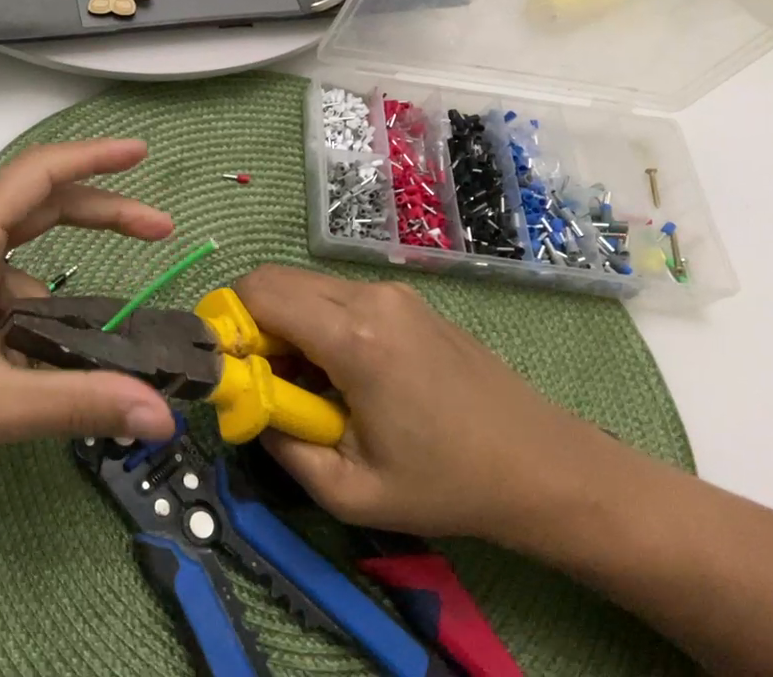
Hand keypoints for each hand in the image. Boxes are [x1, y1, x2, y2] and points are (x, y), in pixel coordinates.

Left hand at [0, 140, 179, 490]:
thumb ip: (82, 402)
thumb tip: (162, 414)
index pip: (36, 176)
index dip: (92, 158)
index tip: (141, 153)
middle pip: (39, 208)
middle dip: (101, 216)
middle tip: (161, 229)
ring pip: (24, 262)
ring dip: (64, 293)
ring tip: (96, 347)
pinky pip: (5, 296)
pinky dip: (36, 319)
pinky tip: (44, 367)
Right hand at [239, 265, 626, 545]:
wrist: (546, 469)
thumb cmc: (448, 485)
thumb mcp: (350, 491)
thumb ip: (282, 447)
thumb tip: (248, 410)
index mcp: (353, 337)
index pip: (257, 292)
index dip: (226, 323)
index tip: (227, 369)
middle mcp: (370, 298)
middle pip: (276, 282)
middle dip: (251, 325)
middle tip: (262, 380)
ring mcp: (394, 295)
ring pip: (306, 288)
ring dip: (285, 327)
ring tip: (306, 386)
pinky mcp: (408, 303)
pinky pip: (338, 298)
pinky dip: (317, 326)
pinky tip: (343, 377)